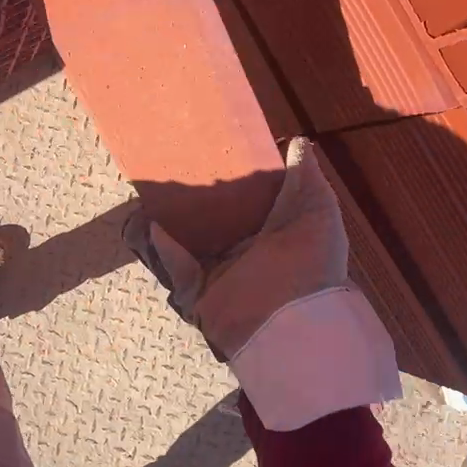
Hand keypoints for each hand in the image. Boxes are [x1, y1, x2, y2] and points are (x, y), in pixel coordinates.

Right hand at [127, 137, 398, 428]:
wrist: (287, 325)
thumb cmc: (309, 266)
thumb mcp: (318, 215)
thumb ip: (307, 179)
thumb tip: (297, 141)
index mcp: (274, 230)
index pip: (252, 197)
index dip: (238, 175)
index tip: (217, 146)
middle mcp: (245, 246)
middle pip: (217, 215)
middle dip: (200, 194)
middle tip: (179, 161)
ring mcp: (219, 266)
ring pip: (191, 234)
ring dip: (174, 215)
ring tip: (156, 186)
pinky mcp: (196, 283)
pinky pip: (174, 259)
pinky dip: (159, 242)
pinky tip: (147, 218)